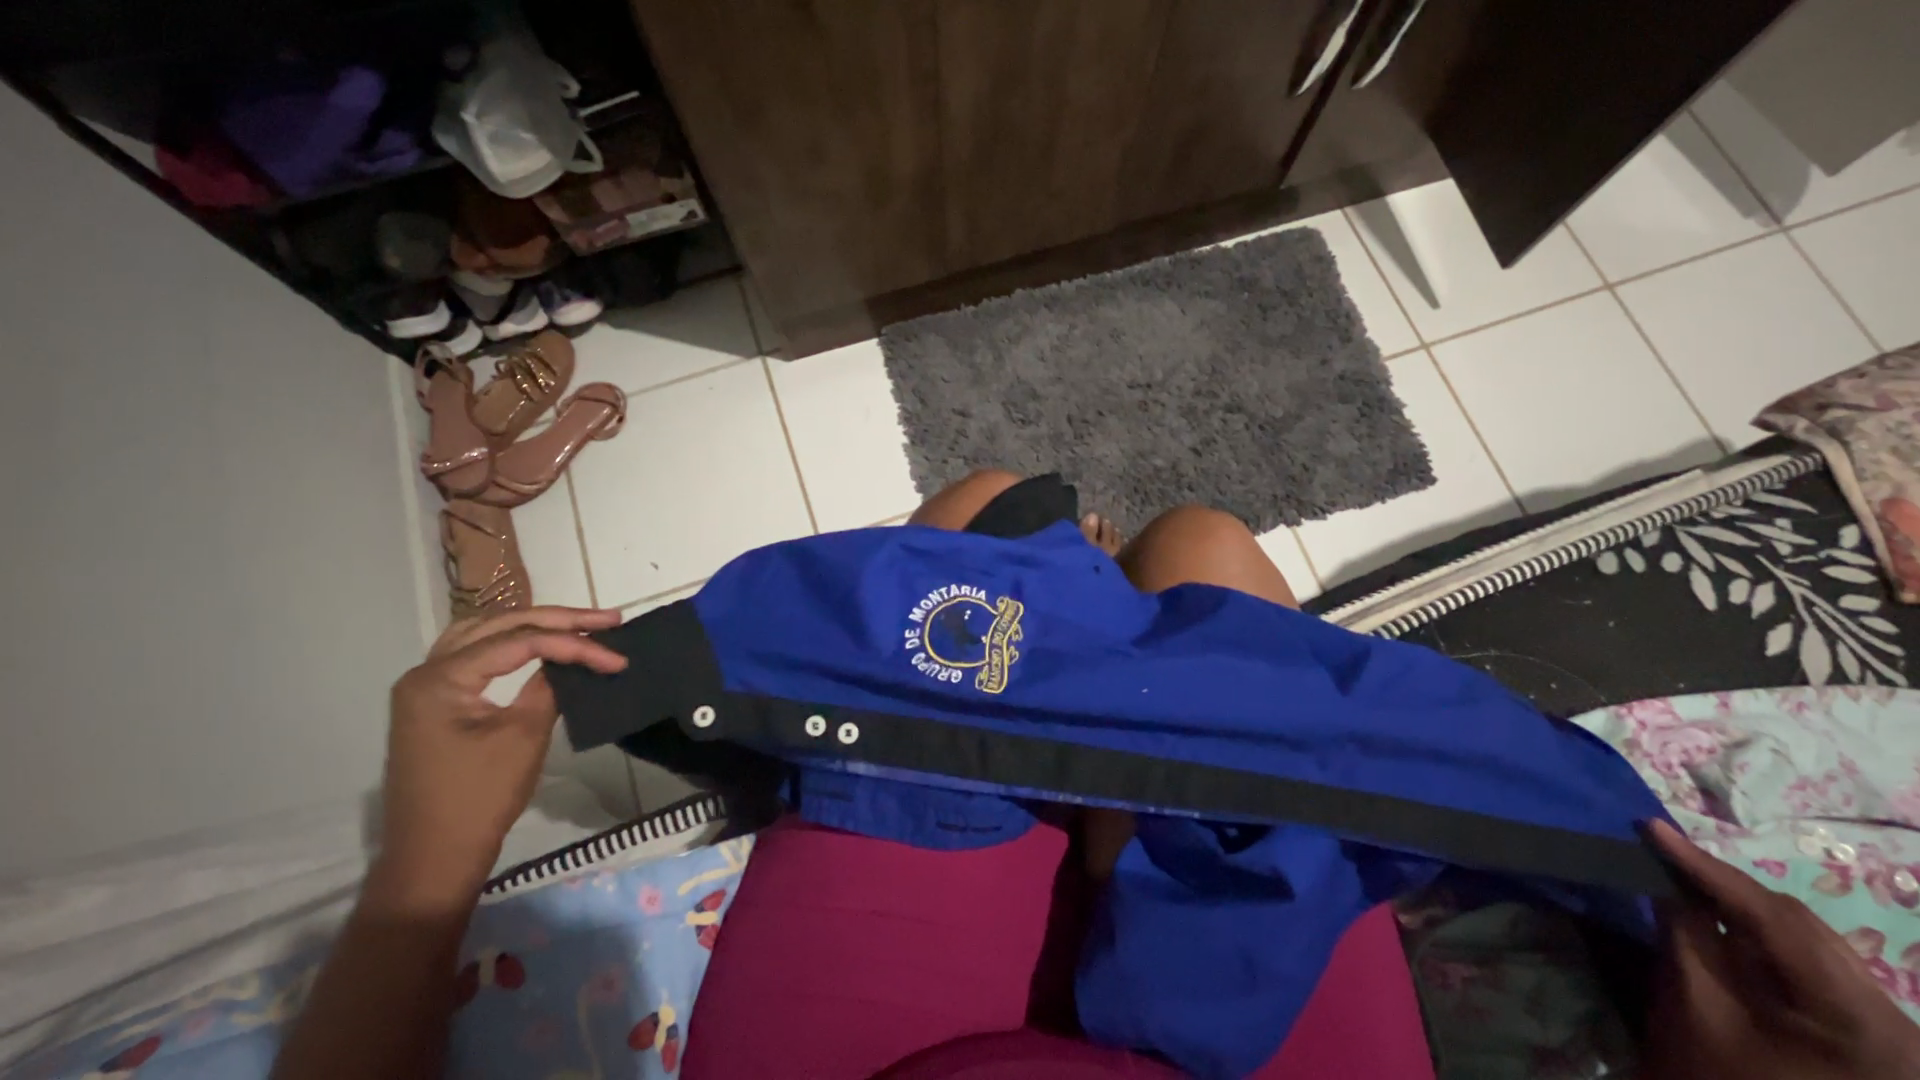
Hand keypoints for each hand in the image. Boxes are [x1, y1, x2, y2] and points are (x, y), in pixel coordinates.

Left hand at [375, 607, 626, 908]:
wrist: (434, 856)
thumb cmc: (479, 798)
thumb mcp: (523, 736)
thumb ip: (548, 686)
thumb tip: (574, 659)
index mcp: (440, 678)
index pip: (518, 642)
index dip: (573, 644)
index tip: (617, 656)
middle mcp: (425, 672)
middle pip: (498, 627)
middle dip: (556, 621)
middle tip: (607, 620)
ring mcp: (425, 688)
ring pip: (483, 636)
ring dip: (532, 626)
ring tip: (578, 625)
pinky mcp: (434, 704)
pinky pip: (474, 658)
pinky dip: (510, 646)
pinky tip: (538, 645)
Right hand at [1643, 819, 1919, 1079]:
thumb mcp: (1697, 1011)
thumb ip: (1686, 940)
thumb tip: (1668, 882)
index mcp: (1858, 1017)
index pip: (1775, 917)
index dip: (1707, 868)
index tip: (1652, 829)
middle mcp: (1891, 1016)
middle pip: (1799, 925)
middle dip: (1725, 887)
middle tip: (1662, 851)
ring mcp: (1885, 1027)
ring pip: (1805, 942)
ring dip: (1739, 908)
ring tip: (1683, 877)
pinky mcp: (1866, 1033)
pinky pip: (1809, 966)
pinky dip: (1758, 939)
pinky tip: (1717, 922)